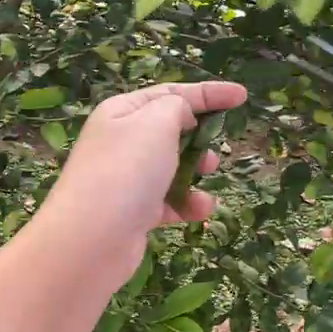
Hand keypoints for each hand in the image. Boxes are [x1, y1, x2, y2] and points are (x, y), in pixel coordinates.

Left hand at [31, 81, 247, 285]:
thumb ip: (176, 108)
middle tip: (215, 145)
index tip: (242, 95)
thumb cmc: (126, 170)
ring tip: (209, 172)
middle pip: (170, 129)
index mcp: (122, 111)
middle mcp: (121, 141)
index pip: (171, 93)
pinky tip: (201, 209)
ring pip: (172, 166)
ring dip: (196, 169)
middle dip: (199, 135)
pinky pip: (169, 200)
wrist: (90, 239)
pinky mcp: (133, 211)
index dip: (209, 92)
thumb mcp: (156, 123)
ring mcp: (126, 178)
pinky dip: (187, 203)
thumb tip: (181, 115)